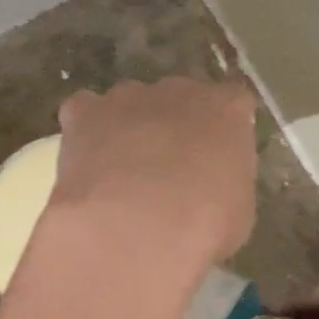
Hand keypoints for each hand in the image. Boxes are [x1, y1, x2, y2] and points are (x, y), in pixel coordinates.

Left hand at [53, 78, 258, 267]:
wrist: (139, 227)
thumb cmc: (202, 227)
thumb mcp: (236, 214)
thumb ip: (225, 186)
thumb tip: (208, 191)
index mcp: (227, 110)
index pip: (230, 104)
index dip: (217, 130)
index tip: (209, 158)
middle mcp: (178, 91)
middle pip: (175, 98)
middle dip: (169, 127)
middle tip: (161, 171)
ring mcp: (128, 97)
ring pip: (126, 105)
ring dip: (124, 130)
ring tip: (116, 174)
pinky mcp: (84, 113)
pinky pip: (82, 112)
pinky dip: (82, 133)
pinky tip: (83, 163)